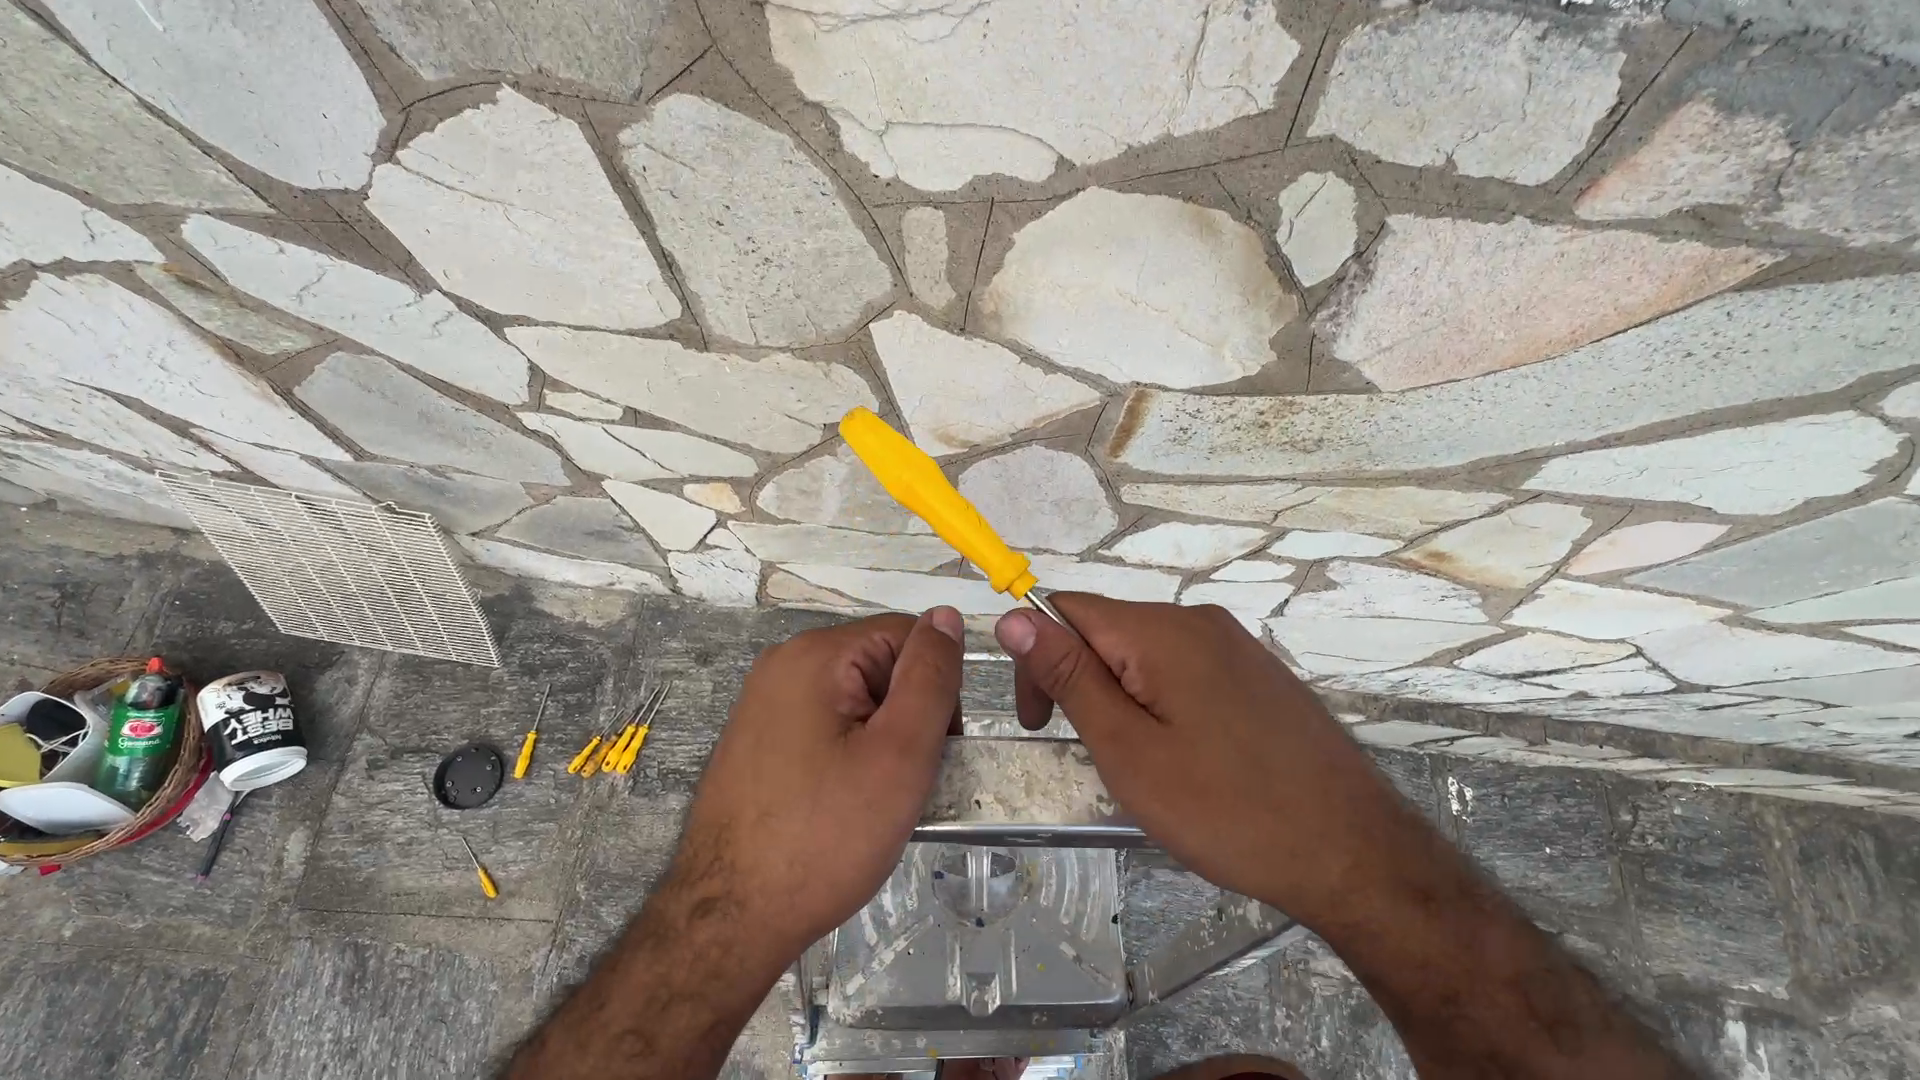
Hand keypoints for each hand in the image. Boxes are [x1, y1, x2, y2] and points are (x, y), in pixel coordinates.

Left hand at [673, 608, 963, 965]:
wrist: (730, 919)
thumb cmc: (825, 836)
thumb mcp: (900, 753)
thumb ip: (931, 678)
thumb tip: (945, 616)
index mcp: (815, 654)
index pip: (908, 636)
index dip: (936, 687)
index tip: (934, 749)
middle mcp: (782, 665)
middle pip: (880, 665)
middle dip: (907, 715)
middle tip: (904, 782)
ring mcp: (762, 704)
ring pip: (855, 700)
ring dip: (881, 740)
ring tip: (874, 799)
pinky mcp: (755, 741)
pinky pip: (824, 726)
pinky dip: (848, 755)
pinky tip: (842, 804)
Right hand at [994, 595, 1426, 927]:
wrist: (1353, 853)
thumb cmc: (1226, 808)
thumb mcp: (1127, 747)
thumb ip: (1069, 676)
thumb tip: (1013, 616)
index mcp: (1161, 631)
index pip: (1066, 609)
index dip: (1037, 659)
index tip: (1043, 723)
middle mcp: (1199, 621)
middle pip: (1107, 629)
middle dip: (1079, 681)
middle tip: (1097, 754)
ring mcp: (1236, 646)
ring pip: (1145, 653)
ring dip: (1120, 697)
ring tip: (1145, 763)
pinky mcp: (1258, 674)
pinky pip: (1185, 670)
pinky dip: (1161, 703)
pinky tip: (1187, 757)